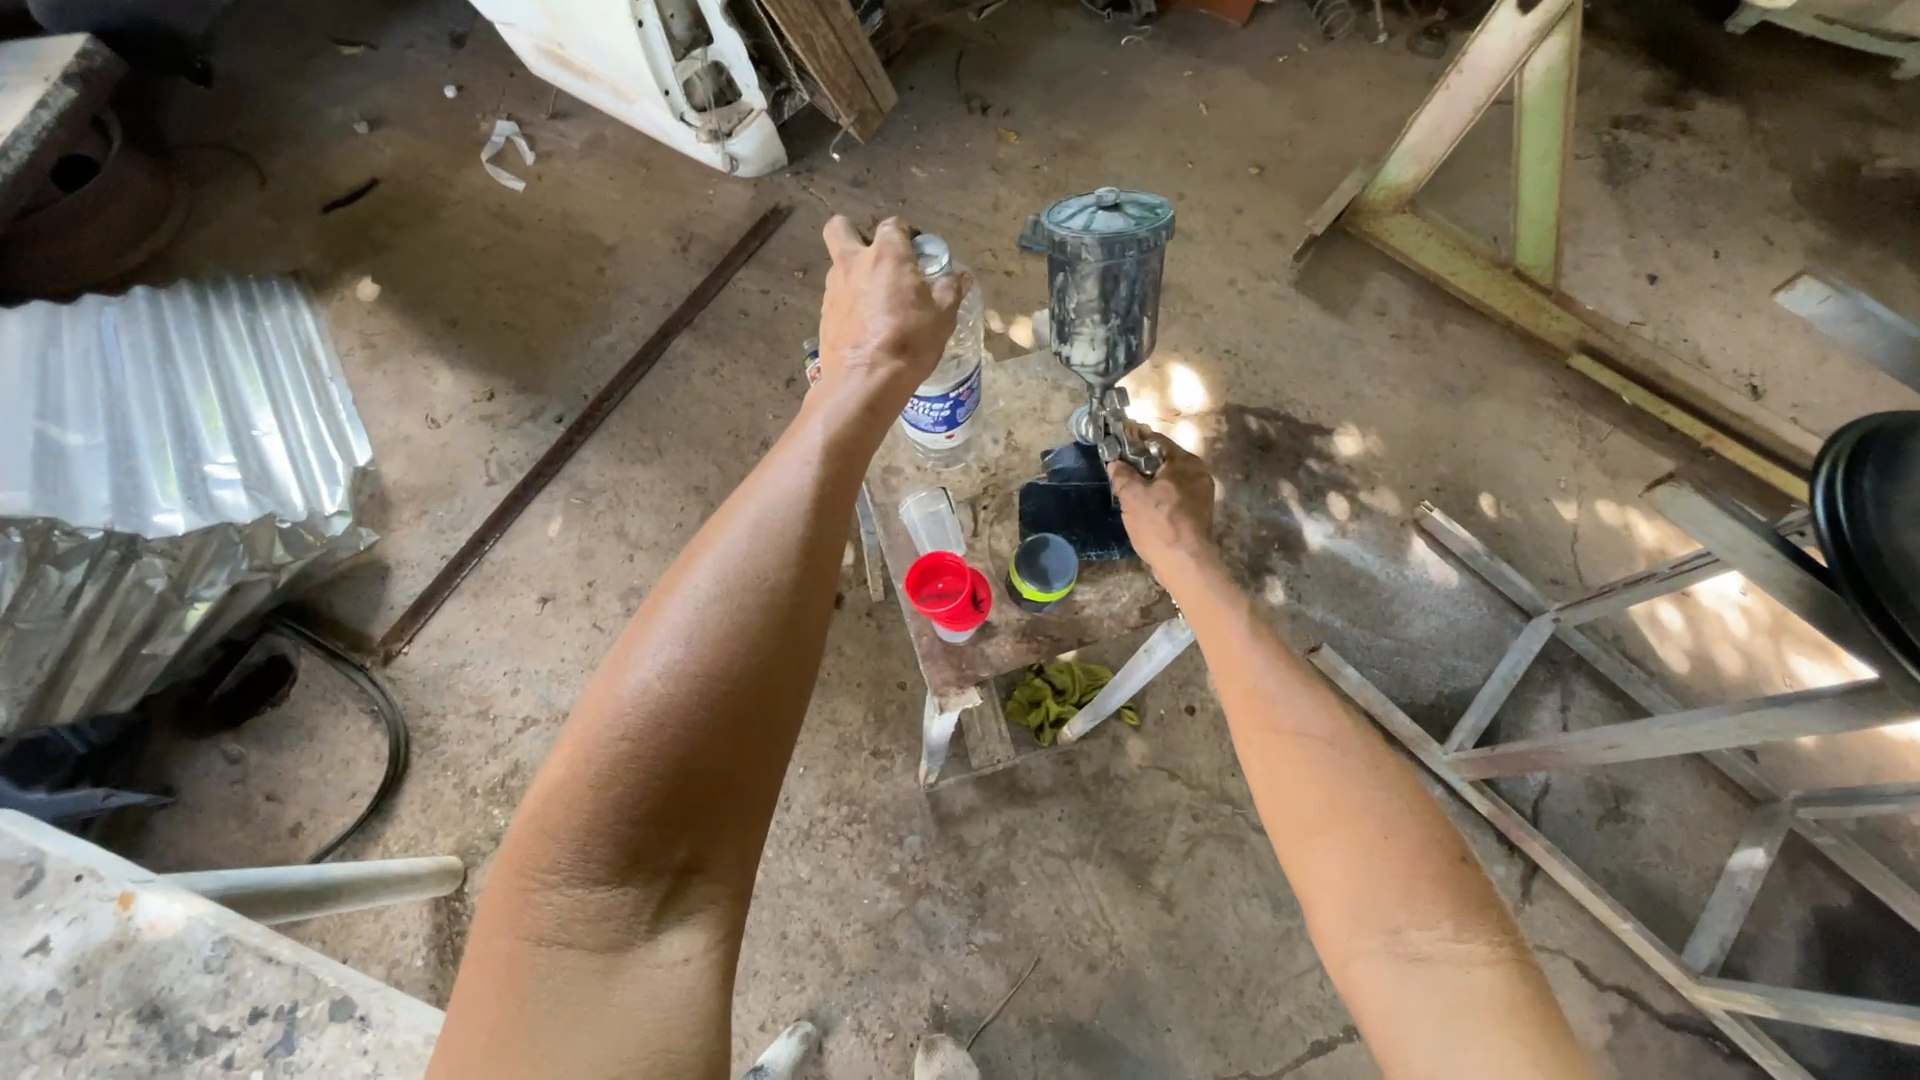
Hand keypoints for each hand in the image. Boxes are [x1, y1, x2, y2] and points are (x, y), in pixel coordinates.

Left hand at [816, 216, 970, 405]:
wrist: (865, 381)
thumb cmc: (910, 341)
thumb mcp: (943, 316)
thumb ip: (951, 289)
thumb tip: (961, 276)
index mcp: (887, 255)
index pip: (894, 225)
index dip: (906, 235)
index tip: (917, 254)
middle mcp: (853, 263)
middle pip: (841, 228)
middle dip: (854, 234)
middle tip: (876, 260)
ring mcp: (833, 289)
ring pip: (838, 266)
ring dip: (854, 274)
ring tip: (875, 302)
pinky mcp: (823, 315)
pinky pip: (836, 298)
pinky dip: (848, 304)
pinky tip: (864, 327)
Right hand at [1107, 428, 1217, 577]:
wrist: (1185, 563)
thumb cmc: (1159, 524)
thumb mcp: (1132, 496)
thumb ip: (1122, 475)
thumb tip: (1115, 463)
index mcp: (1185, 462)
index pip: (1156, 440)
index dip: (1134, 440)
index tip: (1116, 442)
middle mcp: (1198, 473)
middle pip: (1163, 460)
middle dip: (1141, 463)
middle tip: (1119, 468)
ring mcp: (1200, 494)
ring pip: (1169, 480)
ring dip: (1149, 482)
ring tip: (1127, 488)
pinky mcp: (1197, 513)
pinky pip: (1174, 496)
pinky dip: (1159, 496)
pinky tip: (1143, 506)